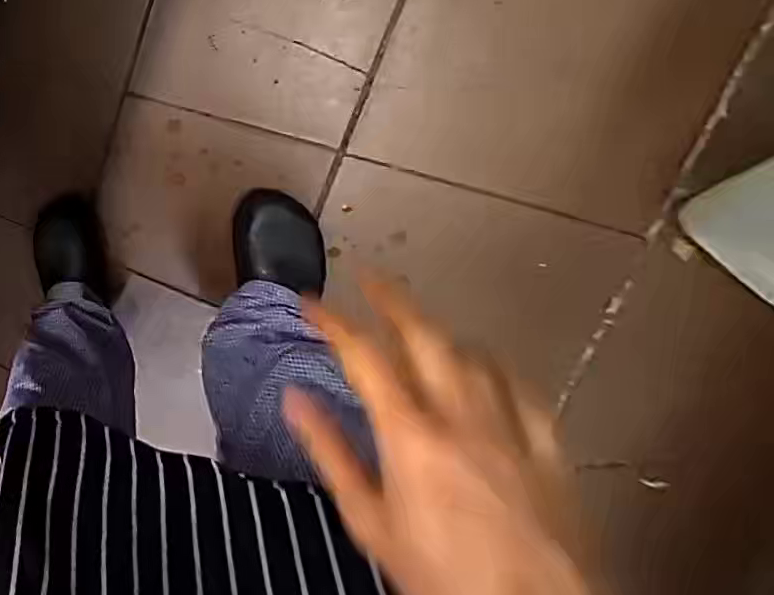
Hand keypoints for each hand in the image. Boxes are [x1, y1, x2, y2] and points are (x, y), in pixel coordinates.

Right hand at [287, 278, 597, 594]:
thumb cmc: (438, 569)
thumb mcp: (367, 516)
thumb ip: (330, 450)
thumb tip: (294, 396)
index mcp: (409, 433)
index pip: (363, 355)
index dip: (332, 320)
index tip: (309, 301)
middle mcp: (461, 423)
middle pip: (426, 341)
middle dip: (394, 302)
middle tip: (370, 278)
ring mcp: (512, 439)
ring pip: (478, 363)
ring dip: (444, 334)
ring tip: (423, 321)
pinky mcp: (551, 462)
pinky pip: (529, 401)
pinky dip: (502, 375)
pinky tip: (491, 369)